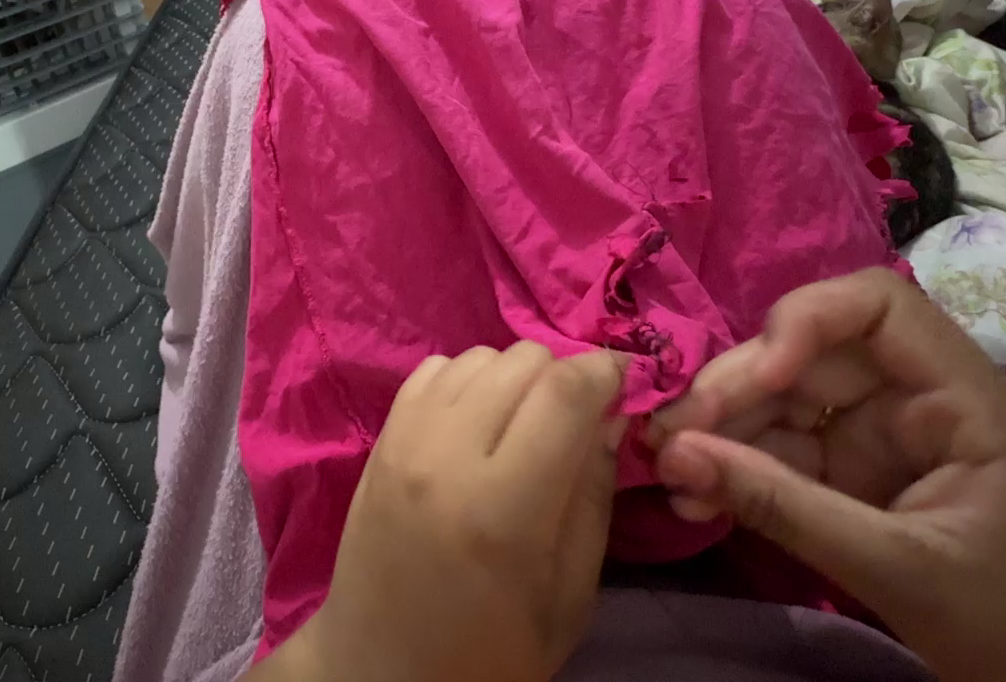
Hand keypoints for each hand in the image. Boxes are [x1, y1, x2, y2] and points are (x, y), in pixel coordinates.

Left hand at [253, 343, 624, 681]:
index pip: (563, 394)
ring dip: (515, 375)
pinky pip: (434, 368)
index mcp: (502, 509)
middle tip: (576, 417)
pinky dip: (467, 378)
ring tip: (524, 421)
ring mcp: (406, 439)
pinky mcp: (381, 435)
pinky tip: (477, 419)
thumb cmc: (488, 652)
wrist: (380, 666)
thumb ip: (593, 496)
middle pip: (522, 362)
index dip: (604, 372)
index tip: (625, 380)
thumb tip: (610, 415)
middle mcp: (447, 455)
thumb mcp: (568, 598)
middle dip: (564, 377)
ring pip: (479, 355)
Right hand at [646, 269, 1005, 681]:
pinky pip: (772, 445)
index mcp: (964, 403)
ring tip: (670, 471)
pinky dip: (727, 463)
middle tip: (668, 434)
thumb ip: (783, 507)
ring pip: (775, 397)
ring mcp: (875, 434)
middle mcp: (914, 399)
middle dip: (733, 389)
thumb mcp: (900, 571)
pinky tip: (693, 491)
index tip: (763, 376)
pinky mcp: (846, 470)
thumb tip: (672, 455)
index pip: (879, 307)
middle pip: (804, 355)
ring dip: (716, 428)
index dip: (807, 319)